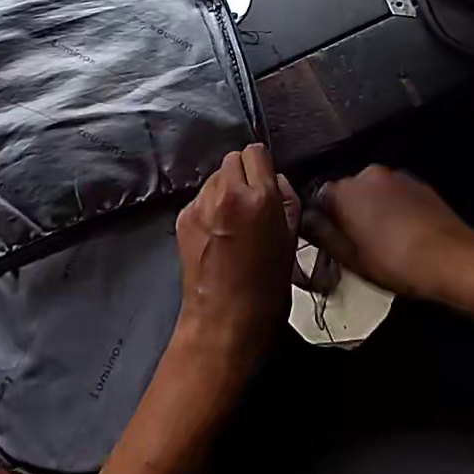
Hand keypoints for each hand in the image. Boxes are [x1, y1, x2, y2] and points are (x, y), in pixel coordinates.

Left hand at [173, 144, 296, 371]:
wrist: (224, 321)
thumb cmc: (265, 290)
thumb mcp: (290, 242)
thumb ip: (287, 201)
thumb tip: (277, 180)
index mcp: (259, 198)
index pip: (256, 152)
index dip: (262, 166)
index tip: (265, 180)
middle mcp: (226, 194)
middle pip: (232, 159)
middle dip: (243, 175)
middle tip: (251, 201)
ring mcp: (200, 205)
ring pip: (214, 177)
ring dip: (224, 189)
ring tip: (234, 220)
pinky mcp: (183, 218)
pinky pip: (200, 198)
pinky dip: (209, 208)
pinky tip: (218, 234)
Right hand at [304, 165, 473, 308]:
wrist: (457, 262)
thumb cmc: (398, 264)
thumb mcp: (350, 259)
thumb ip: (322, 235)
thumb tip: (307, 221)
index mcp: (344, 190)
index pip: (318, 198)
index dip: (321, 221)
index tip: (329, 241)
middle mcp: (367, 174)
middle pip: (346, 192)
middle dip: (347, 213)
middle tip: (355, 245)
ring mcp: (397, 176)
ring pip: (371, 192)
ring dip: (371, 210)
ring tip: (382, 242)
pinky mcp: (419, 184)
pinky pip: (394, 194)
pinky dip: (393, 209)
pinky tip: (402, 234)